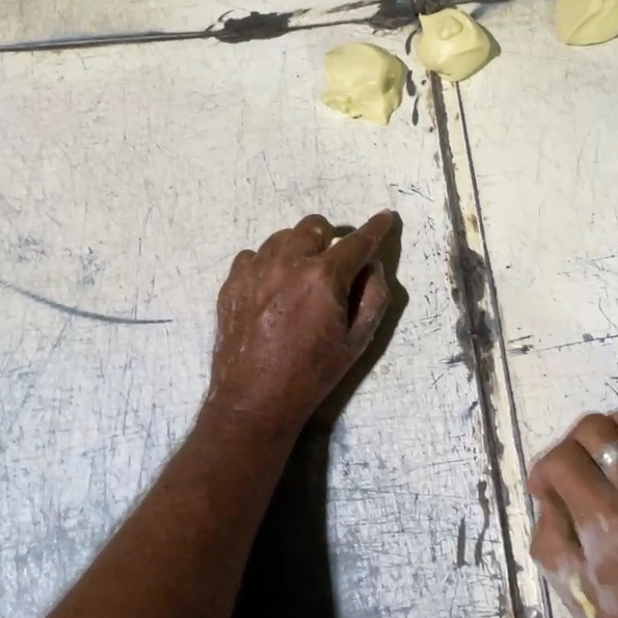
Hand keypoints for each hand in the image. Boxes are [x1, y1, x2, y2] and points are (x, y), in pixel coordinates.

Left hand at [205, 211, 395, 432]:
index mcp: (324, 277)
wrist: (254, 401)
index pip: (357, 241)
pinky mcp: (232, 283)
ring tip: (300, 278)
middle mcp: (289, 263)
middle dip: (329, 238)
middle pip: (314, 226)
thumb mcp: (358, 340)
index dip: (376, 227)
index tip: (385, 216)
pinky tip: (272, 287)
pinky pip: (253, 255)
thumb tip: (372, 266)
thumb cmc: (313, 373)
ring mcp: (255, 271)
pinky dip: (268, 263)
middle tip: (332, 264)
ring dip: (298, 249)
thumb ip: (374, 296)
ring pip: (282, 237)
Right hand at [529, 409, 617, 617]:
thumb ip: (551, 541)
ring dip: (611, 427)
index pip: (562, 459)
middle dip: (571, 441)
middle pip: (596, 428)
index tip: (542, 490)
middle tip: (569, 468)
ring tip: (603, 451)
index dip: (542, 470)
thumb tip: (548, 502)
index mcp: (604, 519)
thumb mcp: (577, 595)